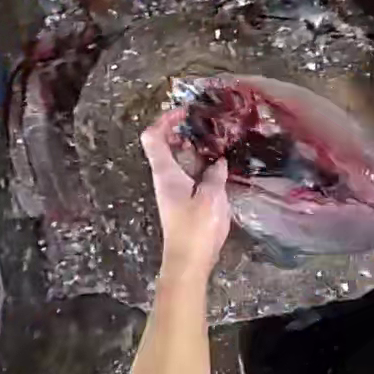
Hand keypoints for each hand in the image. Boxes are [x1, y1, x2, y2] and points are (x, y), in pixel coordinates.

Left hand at [142, 108, 230, 282]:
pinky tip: (219, 165)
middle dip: (182, 130)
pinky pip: (189, 173)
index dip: (164, 120)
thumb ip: (215, 176)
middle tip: (204, 123)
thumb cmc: (196, 229)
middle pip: (165, 145)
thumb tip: (218, 162)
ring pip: (179, 160)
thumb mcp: (211, 197)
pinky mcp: (184, 201)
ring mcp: (174, 190)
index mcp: (166, 173)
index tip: (184, 111)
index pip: (154, 138)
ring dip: (194, 147)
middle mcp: (166, 178)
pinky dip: (200, 164)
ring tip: (216, 139)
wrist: (189, 262)